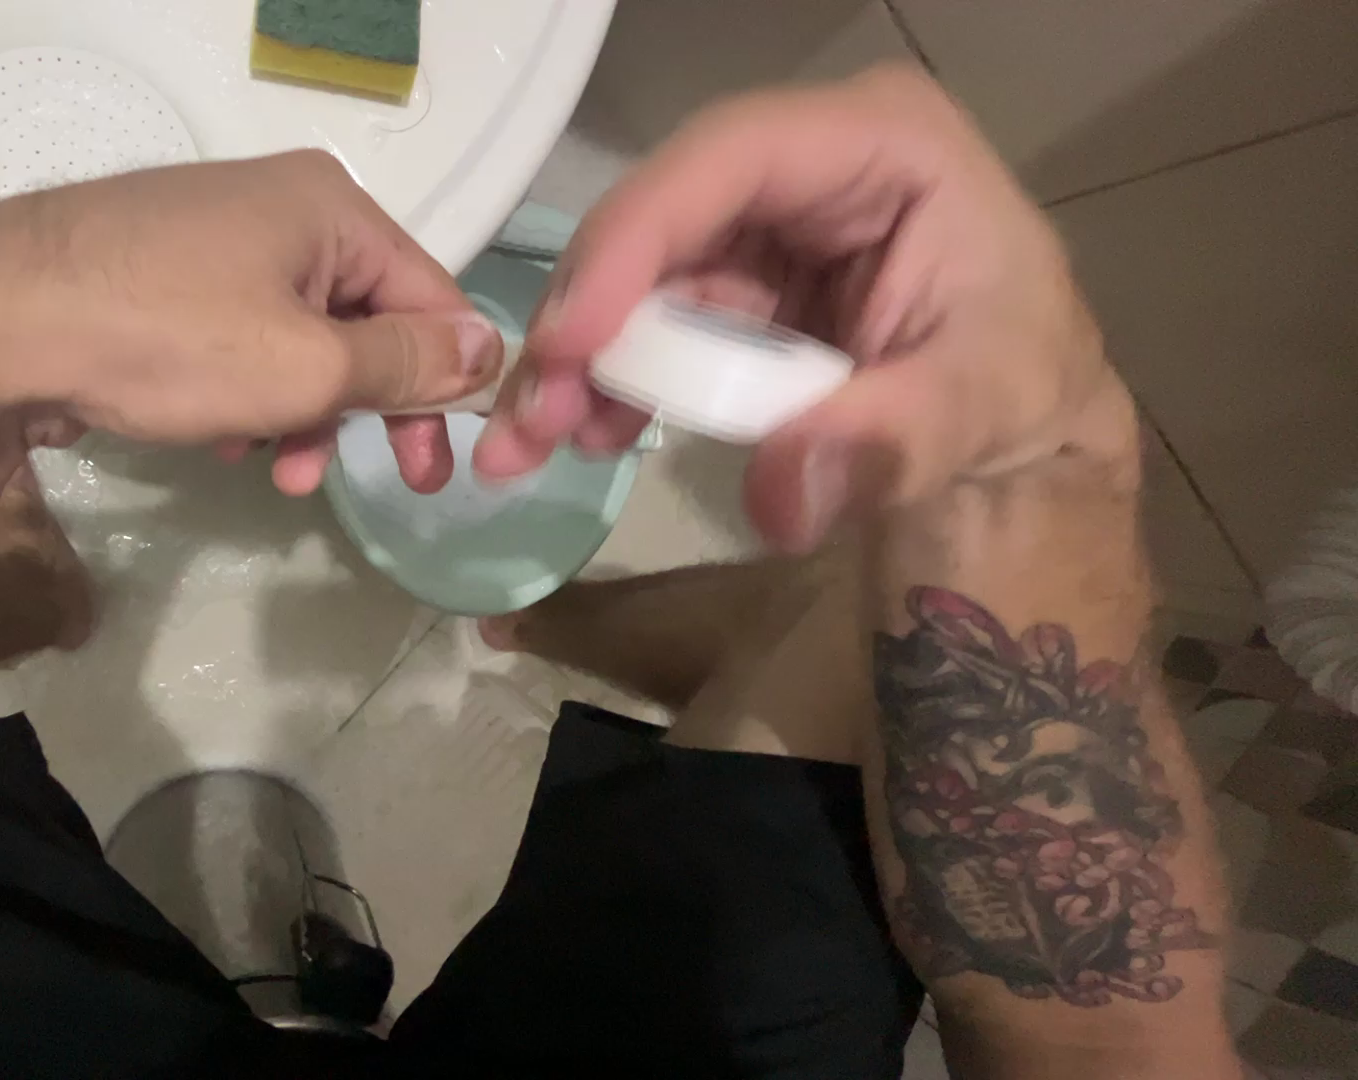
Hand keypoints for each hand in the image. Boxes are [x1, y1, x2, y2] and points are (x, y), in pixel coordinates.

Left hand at [0, 151, 502, 494]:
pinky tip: (220, 436)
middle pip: (366, 323)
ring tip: (277, 467)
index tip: (439, 462)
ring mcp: (219, 242)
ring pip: (304, 342)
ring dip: (306, 414)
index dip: (447, 384)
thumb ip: (408, 361)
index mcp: (331, 210)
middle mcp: (282, 210)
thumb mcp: (311, 365)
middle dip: (370, 410)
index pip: (430, 298)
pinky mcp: (172, 279)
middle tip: (385, 478)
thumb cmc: (170, 341)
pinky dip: (252, 395)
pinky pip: (246, 341)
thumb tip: (489, 350)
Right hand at [471, 65, 1131, 550]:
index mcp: (874, 149)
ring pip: (622, 286)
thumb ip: (890, 443)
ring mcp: (741, 240)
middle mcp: (788, 180)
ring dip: (568, 369)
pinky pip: (634, 335)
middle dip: (578, 325)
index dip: (634, 239)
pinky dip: (599, 389)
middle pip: (649, 227)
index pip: (728, 159)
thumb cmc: (1007, 388)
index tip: (572, 341)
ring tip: (529, 444)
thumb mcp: (981, 410)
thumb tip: (780, 487)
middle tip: (530, 418)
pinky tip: (587, 436)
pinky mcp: (712, 299)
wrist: (994, 431)